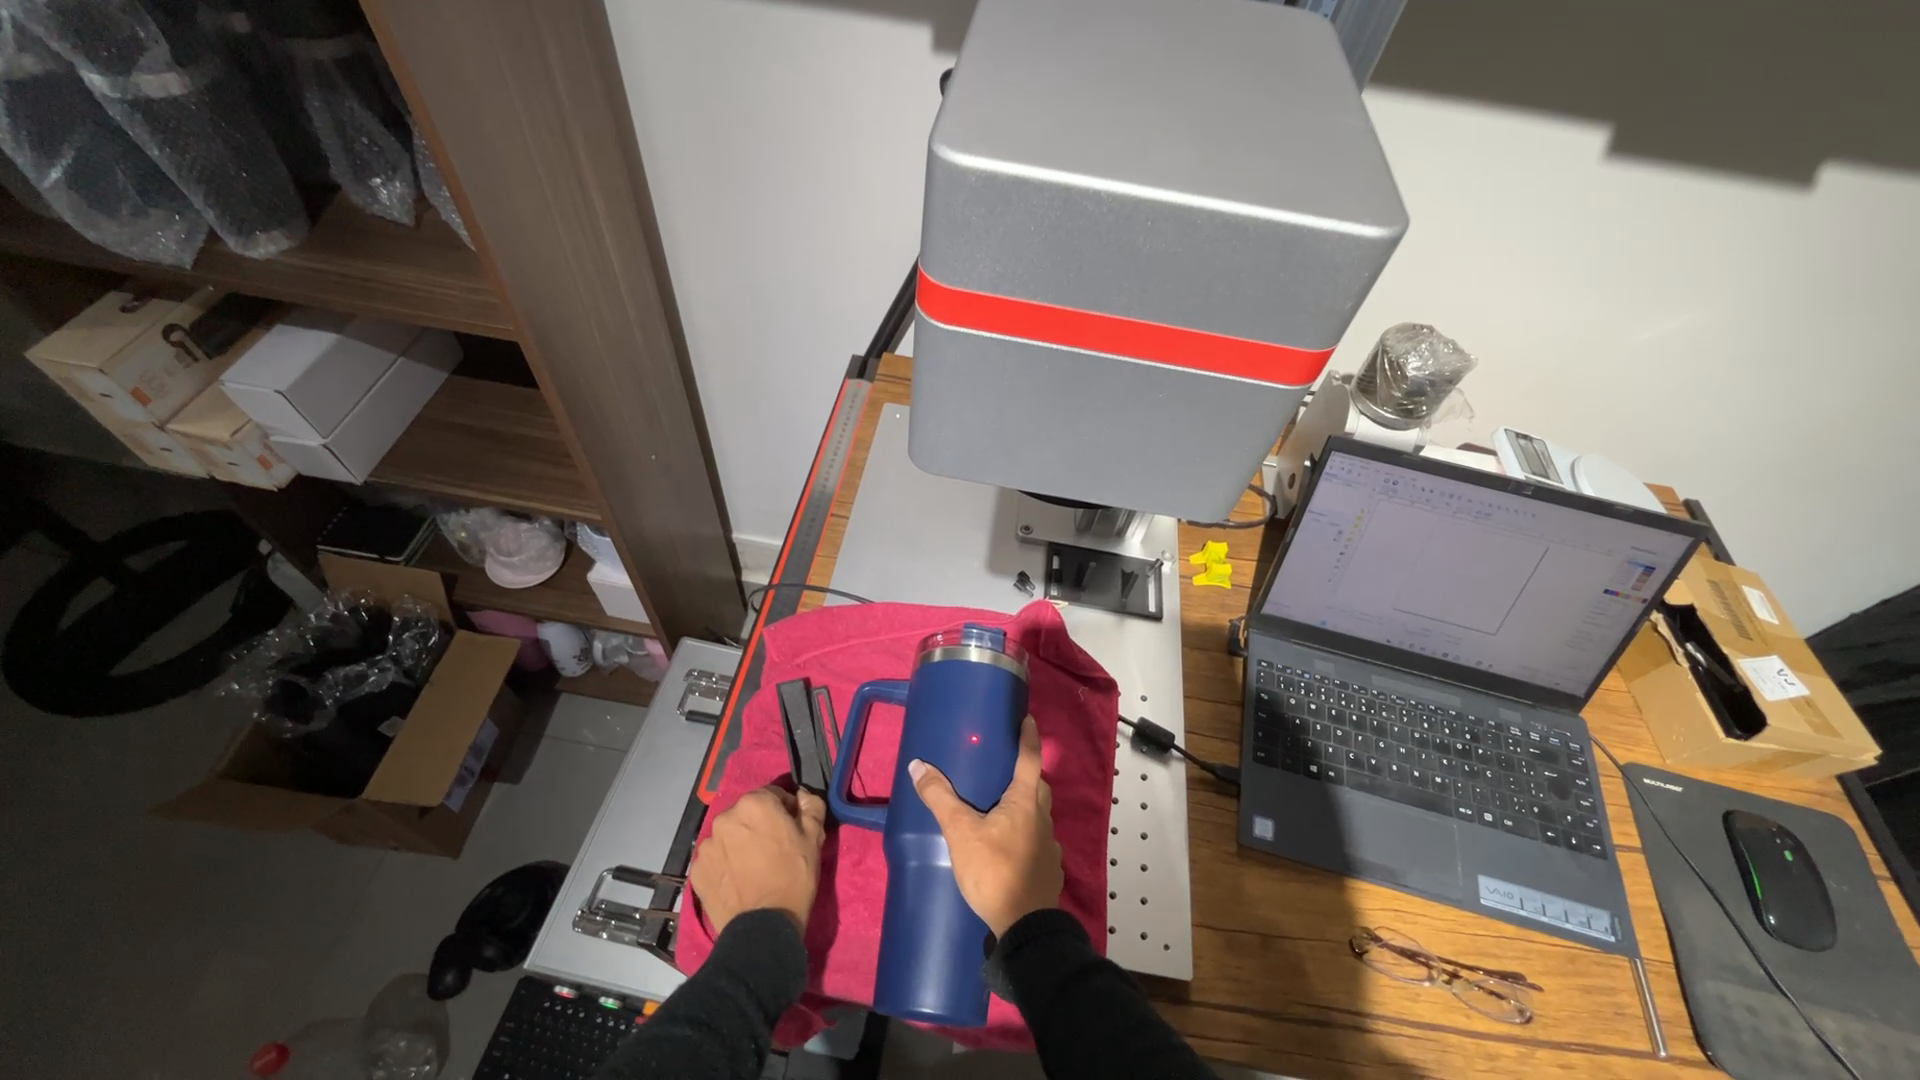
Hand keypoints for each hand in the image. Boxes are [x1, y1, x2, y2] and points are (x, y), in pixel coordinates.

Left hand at [689, 785, 826, 934]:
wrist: (763, 926)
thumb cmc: (793, 877)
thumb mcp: (814, 837)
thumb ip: (811, 805)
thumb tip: (802, 793)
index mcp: (754, 803)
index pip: (773, 795)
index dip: (786, 810)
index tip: (792, 830)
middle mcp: (725, 817)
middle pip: (747, 814)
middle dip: (760, 825)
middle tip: (774, 850)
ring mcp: (707, 845)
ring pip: (729, 836)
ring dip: (740, 844)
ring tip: (754, 869)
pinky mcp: (697, 870)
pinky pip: (716, 859)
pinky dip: (726, 865)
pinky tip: (739, 881)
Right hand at [909, 716, 1063, 936]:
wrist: (1025, 926)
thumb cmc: (994, 871)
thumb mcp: (960, 832)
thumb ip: (940, 798)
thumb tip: (918, 765)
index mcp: (1025, 802)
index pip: (1030, 759)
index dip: (1029, 738)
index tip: (1028, 719)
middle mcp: (1042, 818)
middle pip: (1037, 787)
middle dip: (1027, 773)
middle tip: (1007, 768)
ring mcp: (1049, 846)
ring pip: (1038, 816)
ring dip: (1025, 807)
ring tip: (1002, 809)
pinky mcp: (1049, 870)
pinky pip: (1038, 842)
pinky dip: (1026, 836)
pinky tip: (1011, 847)